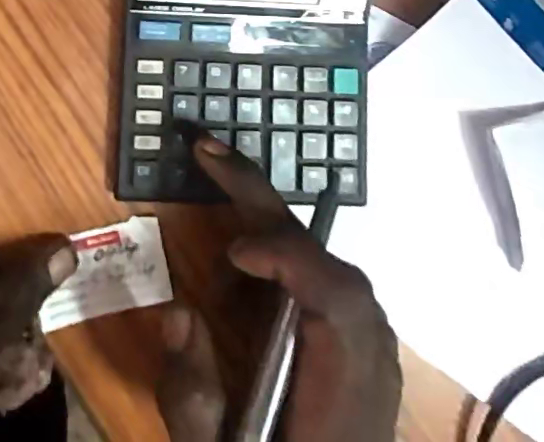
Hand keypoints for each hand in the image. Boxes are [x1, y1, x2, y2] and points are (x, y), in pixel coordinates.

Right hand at [158, 137, 401, 441]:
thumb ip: (194, 394)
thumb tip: (177, 311)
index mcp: (346, 380)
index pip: (338, 295)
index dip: (289, 257)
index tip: (234, 253)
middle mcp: (366, 349)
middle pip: (319, 253)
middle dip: (258, 197)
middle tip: (206, 150)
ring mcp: (365, 340)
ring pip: (315, 257)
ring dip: (263, 236)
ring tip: (219, 281)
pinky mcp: (352, 338)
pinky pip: (315, 277)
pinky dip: (275, 259)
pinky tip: (242, 285)